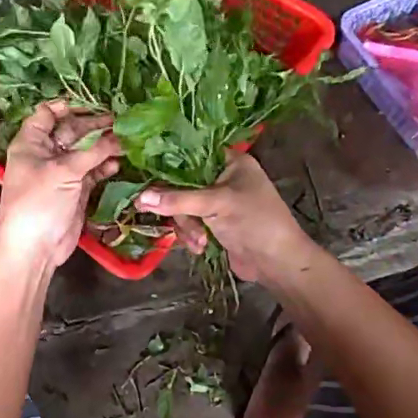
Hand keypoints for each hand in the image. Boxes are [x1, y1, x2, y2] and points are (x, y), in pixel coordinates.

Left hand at [0, 100, 120, 271]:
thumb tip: (121, 136)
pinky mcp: (76, 189)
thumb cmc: (39, 203)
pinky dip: (104, 166)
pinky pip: (92, 171)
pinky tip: (119, 162)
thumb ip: (94, 151)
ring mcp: (61, 172)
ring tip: (126, 139)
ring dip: (103, 146)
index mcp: (31, 143)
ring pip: (85, 151)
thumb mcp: (64, 171)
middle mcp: (45, 154)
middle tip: (120, 120)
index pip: (47, 113)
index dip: (68, 105)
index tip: (95, 102)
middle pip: (71, 131)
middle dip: (94, 125)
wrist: (35, 248)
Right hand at [135, 153, 316, 281]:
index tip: (147, 181)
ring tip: (199, 240)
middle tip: (184, 222)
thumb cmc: (255, 221)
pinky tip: (200, 247)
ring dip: (187, 226)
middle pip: (183, 185)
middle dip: (182, 209)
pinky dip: (192, 236)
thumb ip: (178, 200)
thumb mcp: (216, 205)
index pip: (192, 155)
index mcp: (231, 162)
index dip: (169, 168)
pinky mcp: (216, 224)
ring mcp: (220, 203)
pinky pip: (192, 224)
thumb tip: (140, 197)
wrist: (277, 262)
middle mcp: (224, 178)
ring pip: (184, 208)